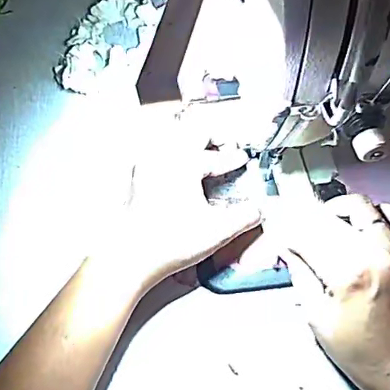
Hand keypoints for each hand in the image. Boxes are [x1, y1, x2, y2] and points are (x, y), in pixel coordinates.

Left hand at [91, 105, 261, 290]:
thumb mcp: (218, 230)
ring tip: (201, 154)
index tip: (241, 159)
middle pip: (190, 134)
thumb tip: (257, 210)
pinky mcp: (135, 182)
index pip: (215, 155)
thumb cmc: (168, 241)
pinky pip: (156, 157)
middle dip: (210, 138)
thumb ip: (244, 217)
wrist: (132, 255)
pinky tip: (175, 172)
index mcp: (184, 164)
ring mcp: (145, 169)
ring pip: (169, 142)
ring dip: (188, 144)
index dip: (232, 157)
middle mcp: (162, 160)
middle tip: (224, 145)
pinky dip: (171, 158)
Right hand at [266, 195, 389, 389]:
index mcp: (348, 272)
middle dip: (304, 220)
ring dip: (338, 210)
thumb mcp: (318, 321)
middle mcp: (375, 252)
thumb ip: (301, 277)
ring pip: (362, 205)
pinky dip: (379, 212)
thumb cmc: (366, 357)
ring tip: (326, 226)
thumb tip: (289, 250)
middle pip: (329, 214)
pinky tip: (365, 225)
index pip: (304, 232)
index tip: (275, 237)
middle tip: (294, 233)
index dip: (283, 232)